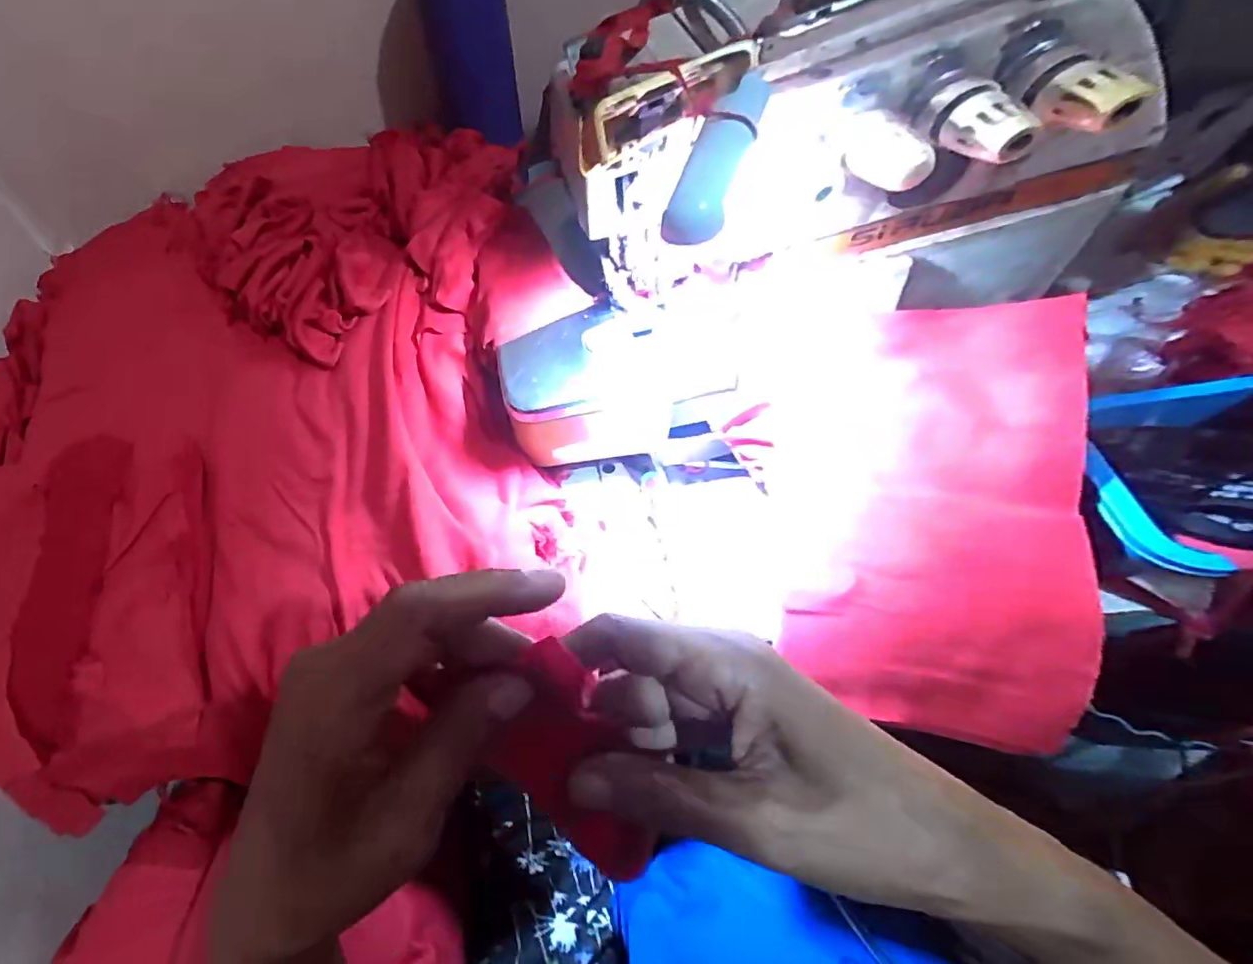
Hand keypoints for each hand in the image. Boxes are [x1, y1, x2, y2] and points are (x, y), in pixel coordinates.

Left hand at [207, 570, 563, 963]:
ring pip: (406, 631)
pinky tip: (470, 694)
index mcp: (338, 689)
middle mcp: (326, 659)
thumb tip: (518, 681)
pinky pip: (392, 653)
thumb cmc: (336, 863)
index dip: (483, 591)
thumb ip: (461, 737)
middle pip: (415, 617)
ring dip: (464, 647)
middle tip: (542, 667)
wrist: (269, 883)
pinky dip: (437, 665)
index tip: (549, 585)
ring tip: (516, 682)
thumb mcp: (410, 815)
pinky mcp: (330, 678)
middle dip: (484, 629)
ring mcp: (324, 665)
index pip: (414, 613)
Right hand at [560, 616, 1222, 963]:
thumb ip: (655, 795)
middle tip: (565, 774)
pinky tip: (635, 792)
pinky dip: (645, 756)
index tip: (526, 701)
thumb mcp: (756, 823)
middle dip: (593, 719)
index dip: (567, 657)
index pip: (619, 634)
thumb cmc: (868, 830)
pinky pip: (665, 725)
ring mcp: (720, 688)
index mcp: (722, 661)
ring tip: (602, 795)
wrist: (967, 859)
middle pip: (622, 673)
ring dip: (618, 744)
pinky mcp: (727, 717)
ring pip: (638, 702)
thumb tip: (568, 781)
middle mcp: (713, 660)